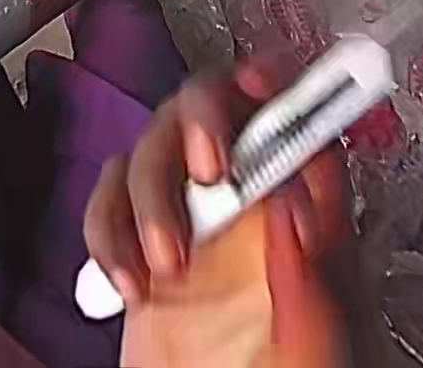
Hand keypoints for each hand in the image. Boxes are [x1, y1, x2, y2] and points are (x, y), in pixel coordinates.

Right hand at [83, 57, 348, 302]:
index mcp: (297, 202)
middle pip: (209, 102)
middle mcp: (239, 187)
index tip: (260, 83)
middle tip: (208, 169)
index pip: (290, 113)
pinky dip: (107, 229)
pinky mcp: (136, 229)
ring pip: (151, 141)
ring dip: (148, 195)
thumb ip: (312, 283)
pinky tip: (129, 281)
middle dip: (201, 121)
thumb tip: (294, 202)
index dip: (275, 82)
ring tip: (166, 265)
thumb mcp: (316, 351)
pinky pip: (106, 194)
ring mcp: (184, 205)